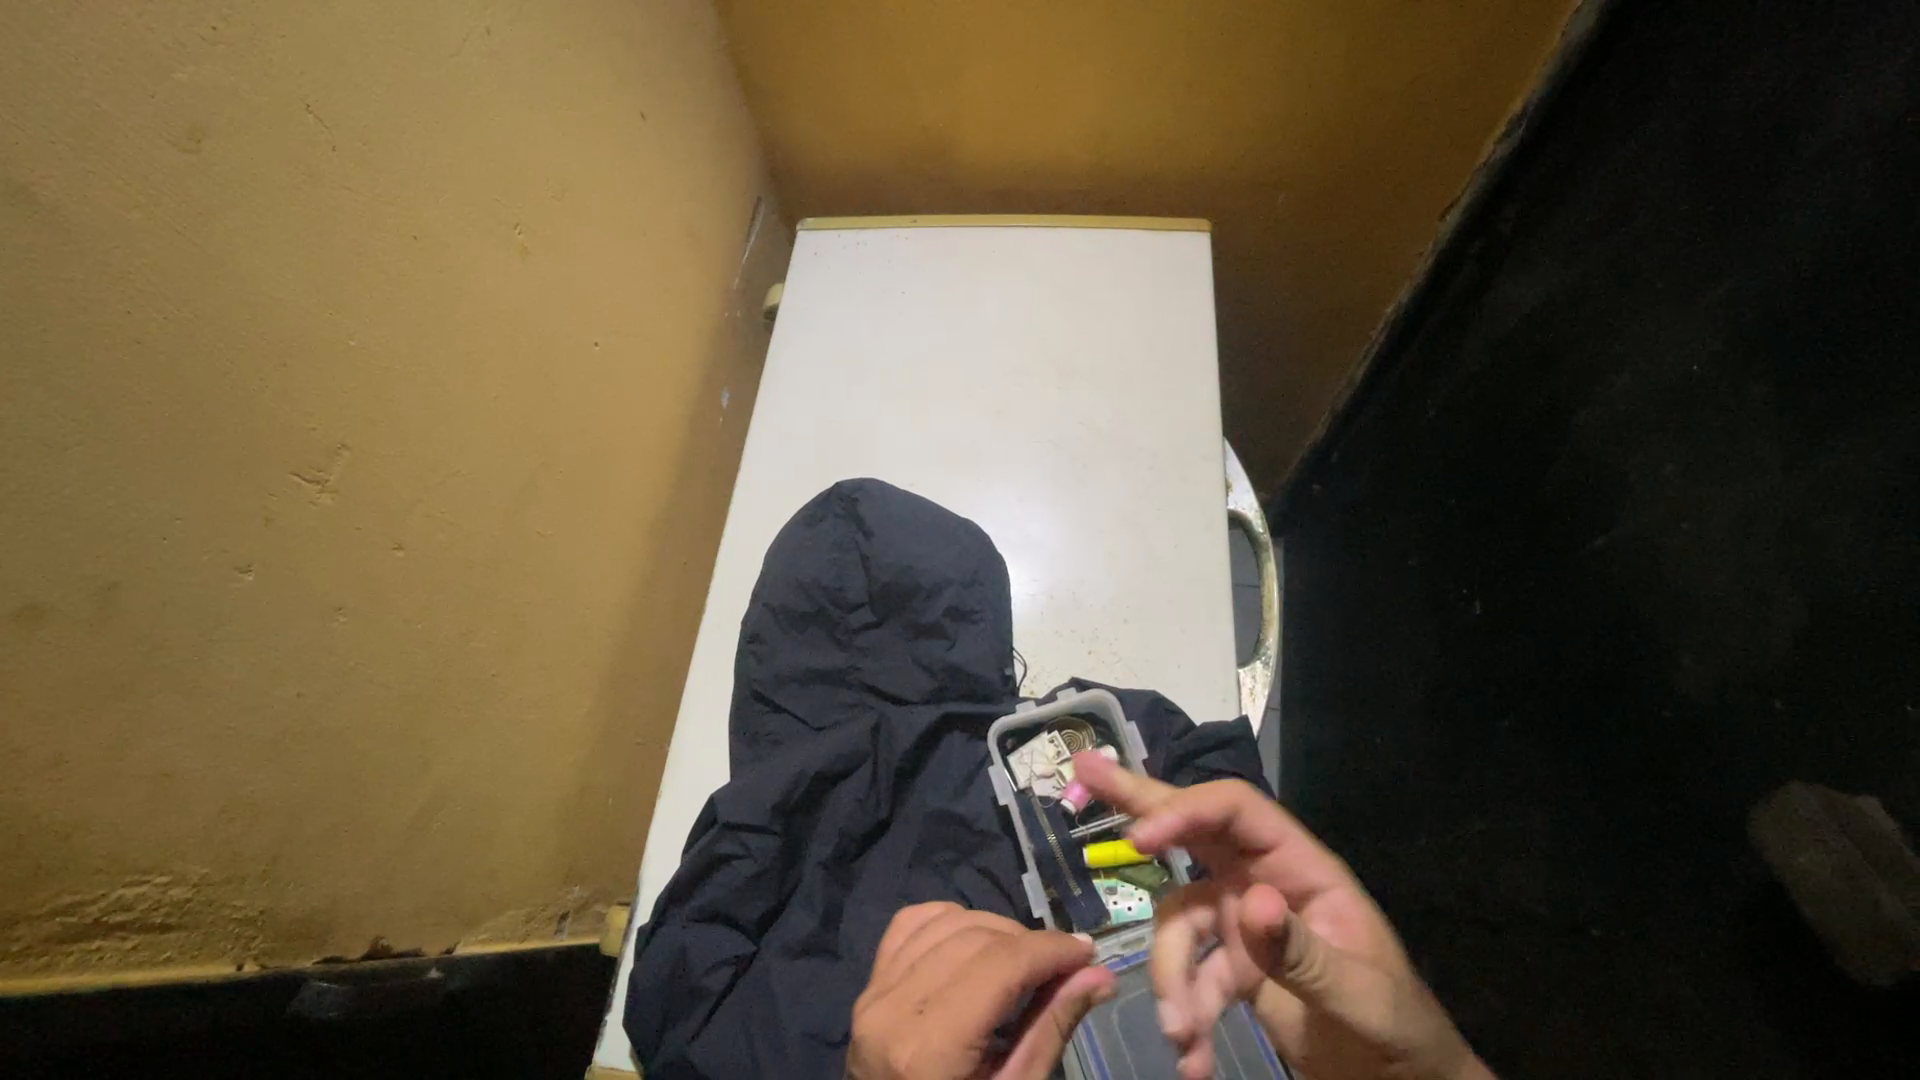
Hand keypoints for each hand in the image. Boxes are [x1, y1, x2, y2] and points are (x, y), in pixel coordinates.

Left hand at [847, 902, 1116, 1079]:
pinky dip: (949, 920)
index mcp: (929, 1049)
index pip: (999, 966)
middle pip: (976, 939)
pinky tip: (974, 941)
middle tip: (1065, 964)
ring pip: (946, 921)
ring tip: (1025, 959)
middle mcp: (893, 1008)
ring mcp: (873, 991)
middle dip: (1028, 941)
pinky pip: (912, 923)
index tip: (1087, 951)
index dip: (1049, 950)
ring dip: (994, 929)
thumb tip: (1100, 975)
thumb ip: (1052, 1028)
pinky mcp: (868, 983)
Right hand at [1073, 752, 1492, 1079]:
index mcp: (1300, 865)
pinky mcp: (1229, 963)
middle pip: (1191, 826)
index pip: (1233, 811)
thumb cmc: (1399, 1031)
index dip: (1184, 812)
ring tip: (1180, 1031)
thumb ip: (1304, 953)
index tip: (1140, 840)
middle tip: (1084, 769)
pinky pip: (1187, 972)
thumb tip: (1252, 902)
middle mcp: (1261, 879)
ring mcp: (1240, 920)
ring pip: (1177, 917)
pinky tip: (1194, 1059)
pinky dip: (1184, 1012)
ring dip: (1169, 973)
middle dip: (1137, 802)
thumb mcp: (1362, 998)